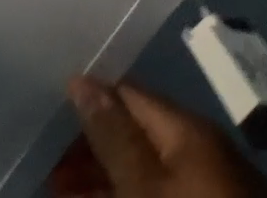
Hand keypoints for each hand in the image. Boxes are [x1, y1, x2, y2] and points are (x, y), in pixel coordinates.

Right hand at [50, 77, 266, 196]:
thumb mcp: (142, 185)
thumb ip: (112, 133)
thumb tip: (81, 80)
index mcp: (190, 129)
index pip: (125, 93)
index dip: (84, 104)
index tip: (48, 124)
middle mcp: (208, 149)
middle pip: (136, 133)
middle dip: (90, 150)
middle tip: (52, 173)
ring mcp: (219, 187)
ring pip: (150, 169)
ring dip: (106, 178)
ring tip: (65, 192)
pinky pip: (167, 192)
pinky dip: (133, 194)